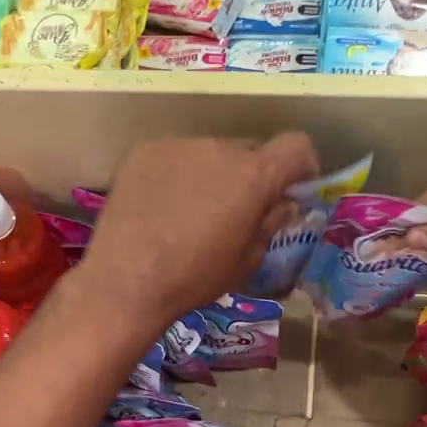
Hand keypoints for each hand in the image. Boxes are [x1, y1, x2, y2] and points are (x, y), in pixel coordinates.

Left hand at [79, 134, 318, 323]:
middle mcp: (220, 148)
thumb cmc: (194, 279)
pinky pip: (176, 156)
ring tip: (191, 212)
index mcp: (253, 176)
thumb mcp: (245, 262)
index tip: (292, 188)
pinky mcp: (145, 151)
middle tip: (236, 211)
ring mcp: (179, 145)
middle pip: (250, 151)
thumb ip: (270, 224)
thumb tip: (282, 204)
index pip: (296, 146)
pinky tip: (162, 206)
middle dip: (252, 175)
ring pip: (210, 153)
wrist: (126, 281)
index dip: (301, 165)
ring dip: (212, 174)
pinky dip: (178, 174)